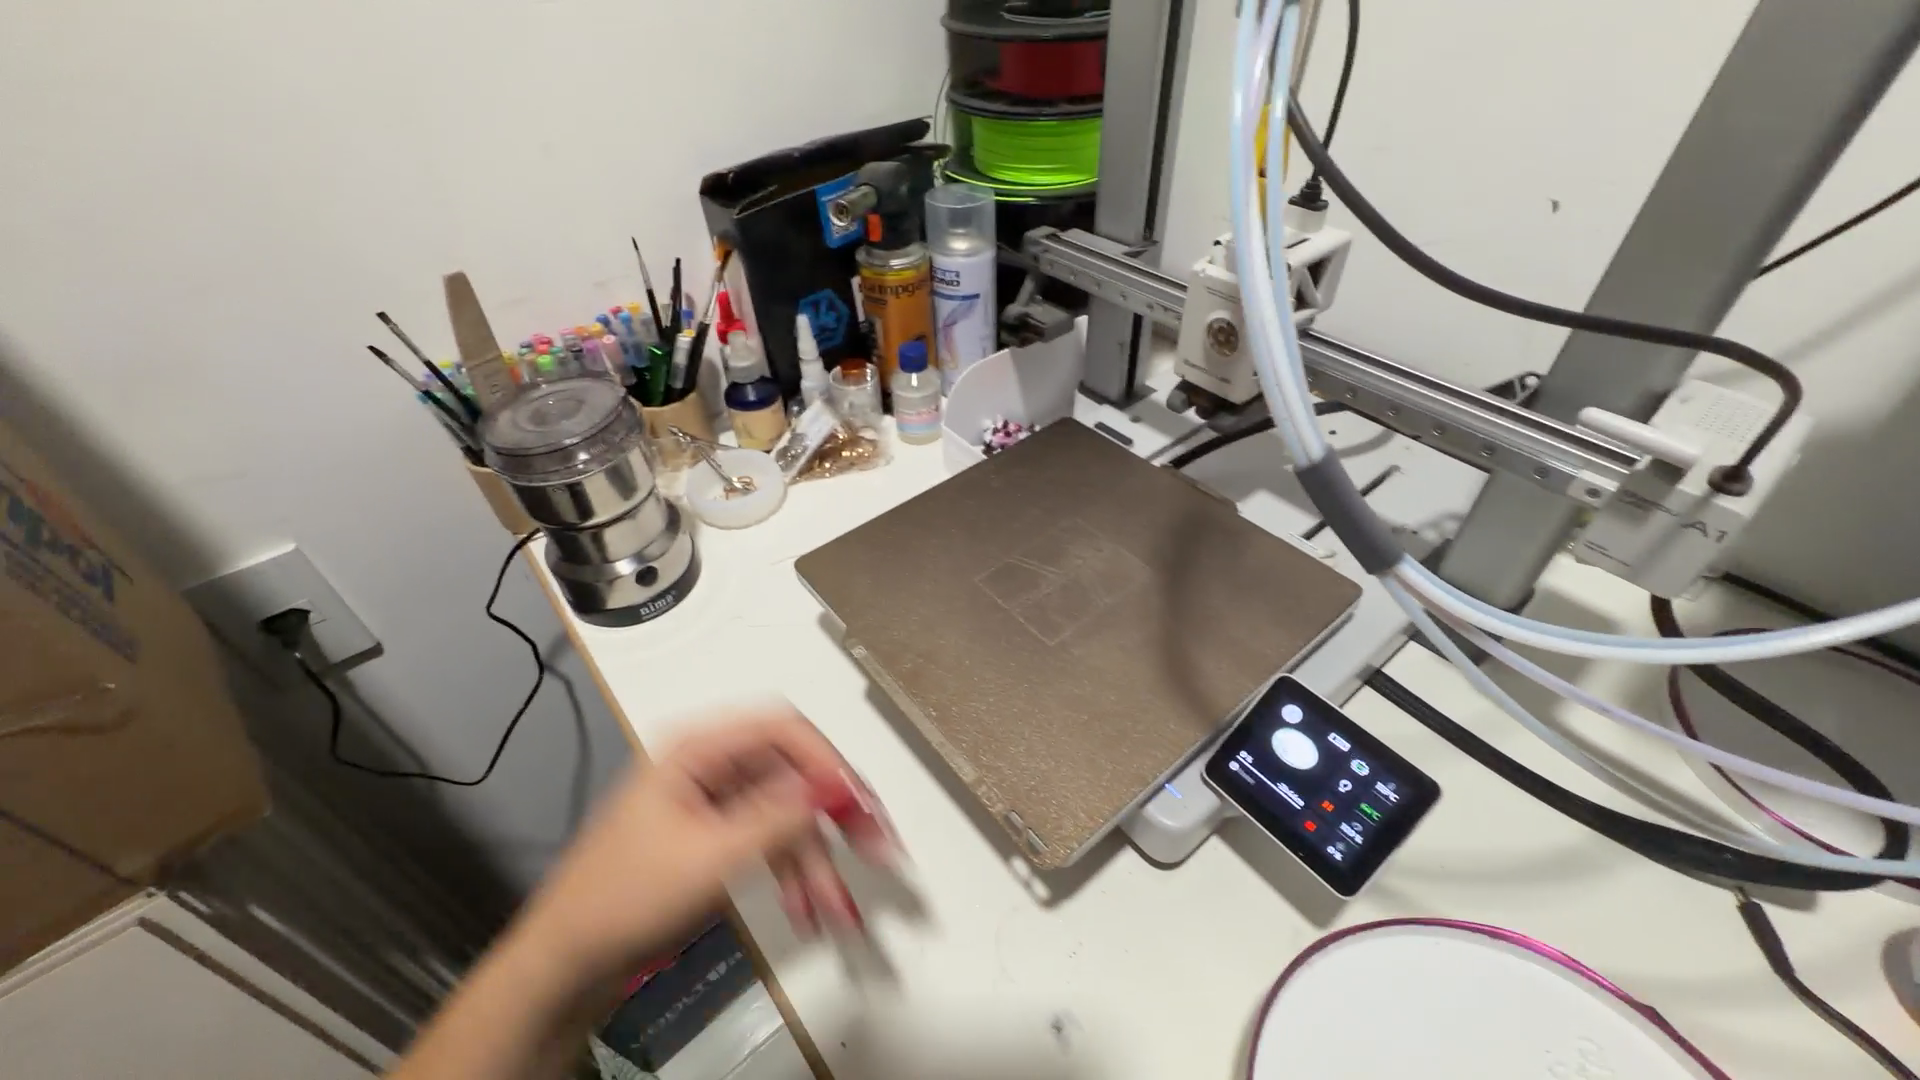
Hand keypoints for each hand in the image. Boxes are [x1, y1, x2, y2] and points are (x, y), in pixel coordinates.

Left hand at [518, 703, 894, 979]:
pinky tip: (809, 910)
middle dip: (834, 816)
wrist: (566, 964)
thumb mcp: (709, 858)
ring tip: (838, 910)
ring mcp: (715, 800)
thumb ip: (776, 817)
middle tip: (879, 847)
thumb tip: (836, 785)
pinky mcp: (718, 834)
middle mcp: (710, 763)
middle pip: (792, 772)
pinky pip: (771, 842)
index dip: (827, 761)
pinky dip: (793, 873)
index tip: (860, 805)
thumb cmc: (625, 900)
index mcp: (697, 748)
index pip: (781, 729)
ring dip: (817, 860)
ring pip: (788, 814)